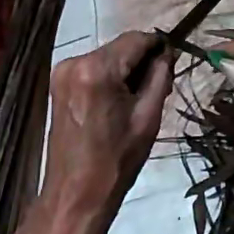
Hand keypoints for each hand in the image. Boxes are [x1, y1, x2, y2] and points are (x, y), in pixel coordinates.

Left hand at [0, 31, 172, 233]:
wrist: (75, 194)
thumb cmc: (116, 160)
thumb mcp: (148, 117)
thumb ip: (159, 77)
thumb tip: (166, 53)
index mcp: (96, 69)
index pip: (136, 39)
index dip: (158, 46)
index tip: (174, 61)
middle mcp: (74, 61)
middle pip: (120, 47)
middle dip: (142, 62)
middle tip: (160, 88)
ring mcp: (62, 72)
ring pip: (107, 57)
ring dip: (126, 70)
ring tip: (140, 100)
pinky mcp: (59, 84)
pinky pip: (93, 69)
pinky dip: (110, 78)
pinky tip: (119, 102)